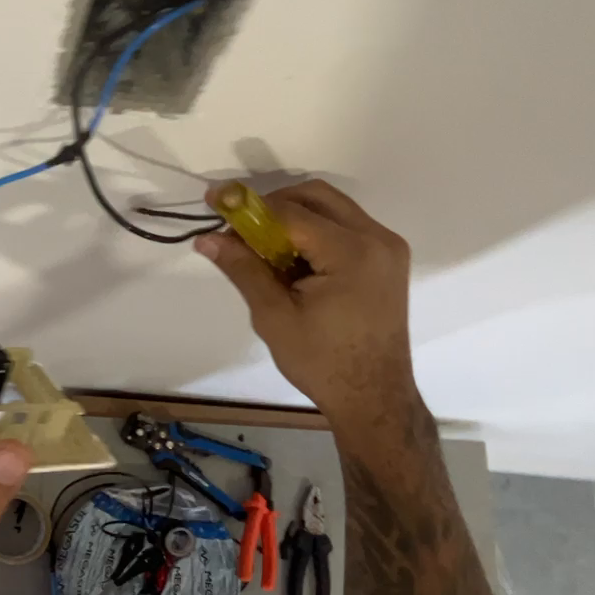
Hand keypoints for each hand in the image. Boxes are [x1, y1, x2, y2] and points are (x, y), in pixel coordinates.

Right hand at [196, 179, 419, 433]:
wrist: (373, 397)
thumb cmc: (321, 362)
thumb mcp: (274, 316)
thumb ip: (243, 269)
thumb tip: (207, 238)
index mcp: (351, 252)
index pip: (290, 211)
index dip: (248, 207)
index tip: (214, 206)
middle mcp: (377, 239)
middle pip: (316, 197)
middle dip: (272, 206)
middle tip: (239, 230)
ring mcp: (387, 248)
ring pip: (332, 209)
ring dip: (293, 219)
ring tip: (264, 252)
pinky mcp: (387, 260)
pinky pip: (345, 228)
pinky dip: (314, 233)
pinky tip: (293, 263)